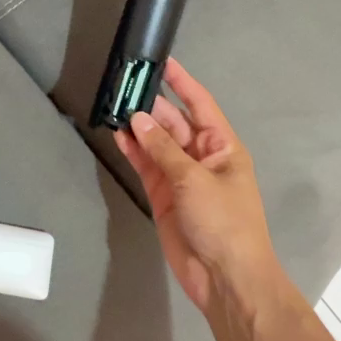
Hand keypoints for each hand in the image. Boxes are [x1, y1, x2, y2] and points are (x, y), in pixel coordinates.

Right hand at [113, 58, 276, 310]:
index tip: (162, 61)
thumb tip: (137, 118)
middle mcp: (202, 157)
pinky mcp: (164, 196)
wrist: (226, 279)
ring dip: (138, 127)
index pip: (200, 105)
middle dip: (151, 105)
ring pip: (157, 143)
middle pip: (174, 122)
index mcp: (223, 147)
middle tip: (123, 86)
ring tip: (114, 106)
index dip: (182, 83)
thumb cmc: (224, 222)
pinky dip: (133, 151)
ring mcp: (181, 177)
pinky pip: (147, 165)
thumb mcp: (194, 179)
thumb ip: (163, 148)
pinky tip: (117, 135)